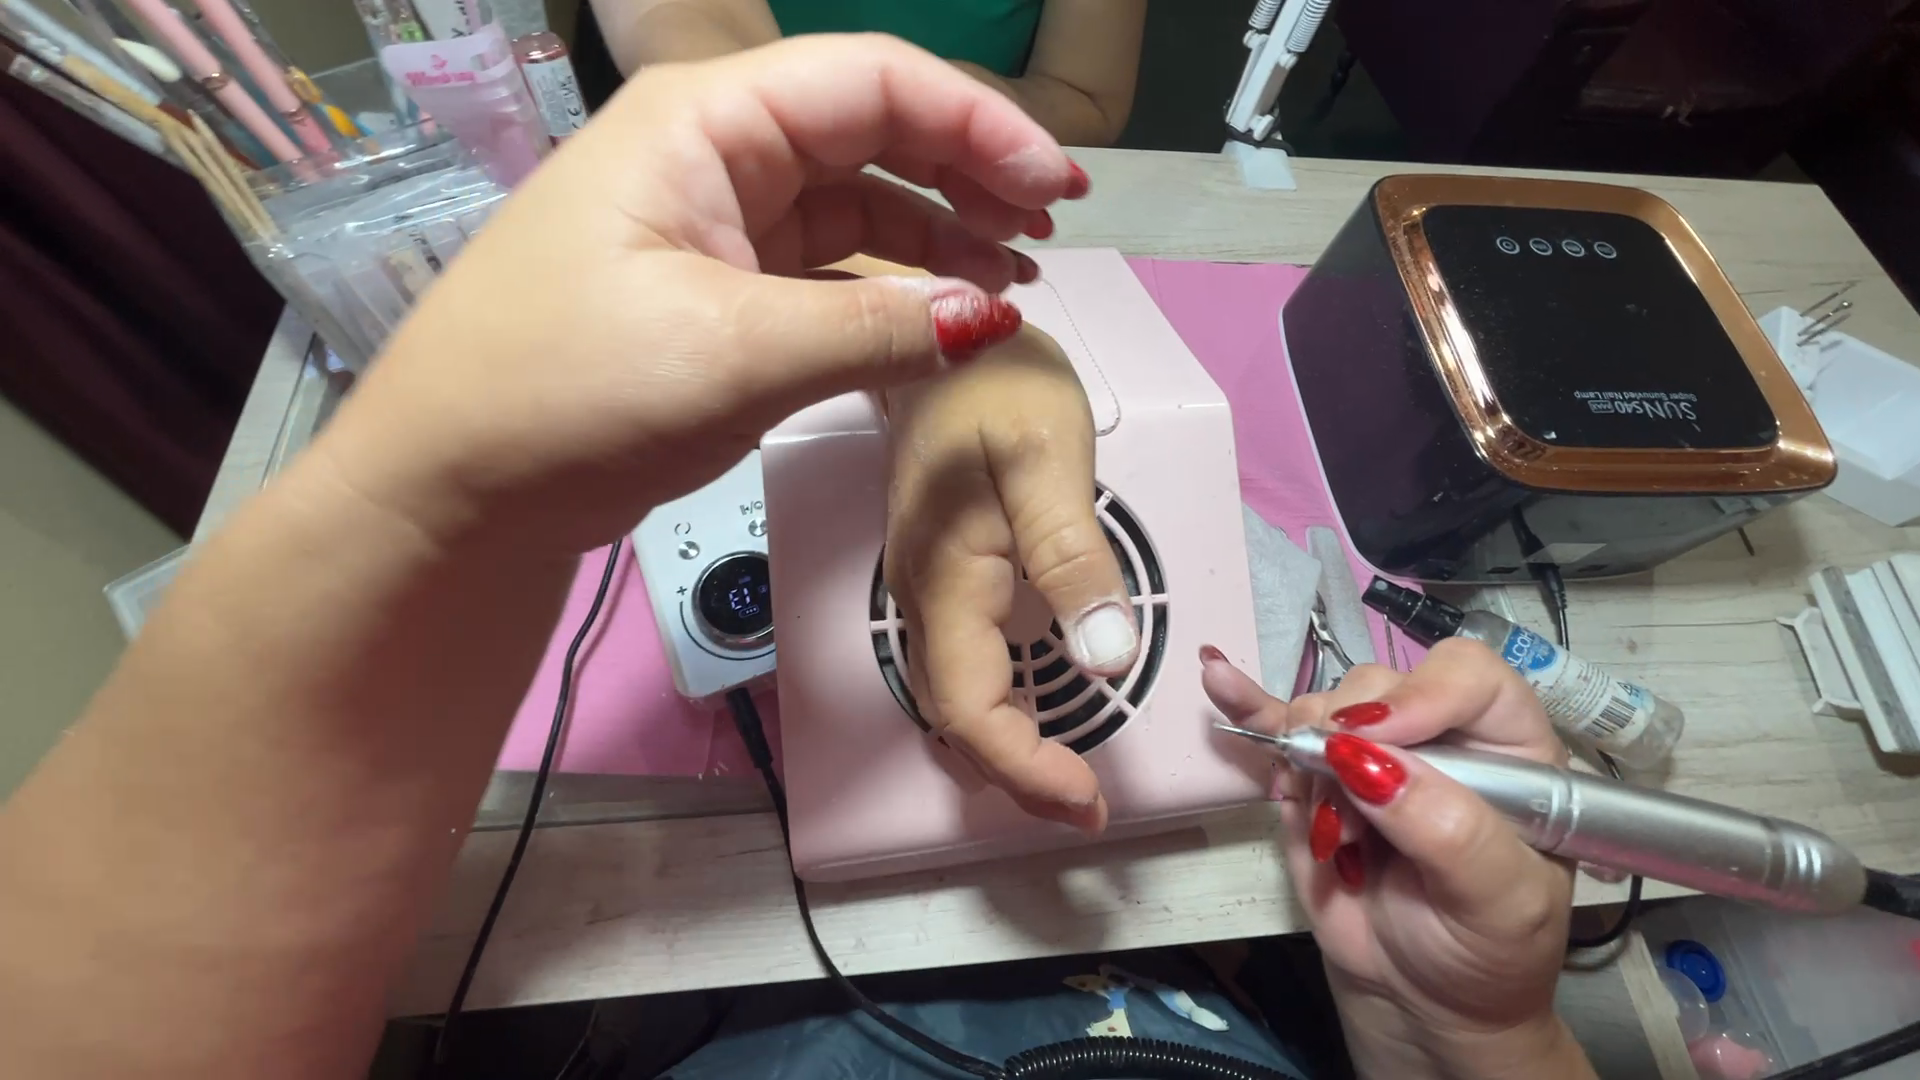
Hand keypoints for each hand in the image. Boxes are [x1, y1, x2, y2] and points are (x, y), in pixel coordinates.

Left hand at [314, 34, 1082, 555]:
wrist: (466, 486)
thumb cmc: (573, 394)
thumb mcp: (738, 352)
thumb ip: (877, 327)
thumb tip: (993, 317)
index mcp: (707, 124)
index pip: (873, 85)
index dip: (979, 128)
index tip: (1059, 191)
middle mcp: (719, 157)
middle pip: (875, 137)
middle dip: (970, 175)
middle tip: (1050, 231)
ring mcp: (724, 229)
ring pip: (860, 210)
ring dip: (940, 237)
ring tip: (1013, 276)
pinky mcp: (728, 295)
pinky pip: (834, 275)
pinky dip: (893, 294)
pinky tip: (939, 319)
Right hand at [883, 324, 1131, 831]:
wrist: (942, 343)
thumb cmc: (996, 386)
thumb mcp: (1048, 458)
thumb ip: (1070, 557)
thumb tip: (1102, 660)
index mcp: (945, 578)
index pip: (970, 705)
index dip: (1022, 766)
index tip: (1085, 800)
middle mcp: (923, 597)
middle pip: (955, 716)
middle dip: (1017, 774)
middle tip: (1086, 802)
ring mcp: (926, 588)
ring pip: (955, 696)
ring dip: (1007, 747)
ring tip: (1067, 772)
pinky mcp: (942, 575)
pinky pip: (963, 664)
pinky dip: (999, 706)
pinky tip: (1037, 709)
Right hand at [1203, 640, 1591, 1077]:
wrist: (1416, 989)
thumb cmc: (1481, 949)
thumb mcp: (1496, 904)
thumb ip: (1447, 830)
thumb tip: (1362, 758)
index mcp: (1504, 752)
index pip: (1469, 679)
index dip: (1421, 692)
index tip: (1377, 738)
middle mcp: (1433, 735)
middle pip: (1378, 687)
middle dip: (1349, 743)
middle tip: (1348, 814)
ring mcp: (1365, 751)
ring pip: (1320, 711)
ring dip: (1308, 763)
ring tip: (1330, 835)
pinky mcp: (1310, 771)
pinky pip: (1273, 723)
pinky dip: (1244, 703)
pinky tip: (1218, 678)